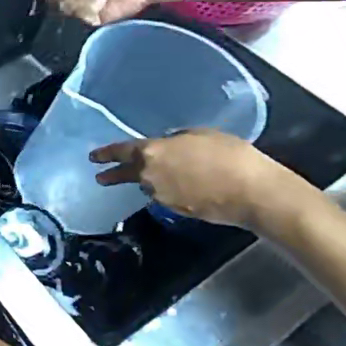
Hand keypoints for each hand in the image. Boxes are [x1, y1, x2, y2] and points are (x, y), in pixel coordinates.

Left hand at [90, 129, 303, 228]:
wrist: (252, 193)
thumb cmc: (229, 156)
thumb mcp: (201, 135)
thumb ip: (177, 140)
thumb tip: (170, 145)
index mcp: (151, 152)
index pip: (121, 151)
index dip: (106, 153)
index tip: (93, 158)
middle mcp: (149, 175)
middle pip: (126, 174)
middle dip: (112, 175)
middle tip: (100, 177)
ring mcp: (161, 195)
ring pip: (149, 186)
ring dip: (149, 182)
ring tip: (158, 179)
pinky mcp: (176, 210)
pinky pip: (167, 197)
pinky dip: (170, 192)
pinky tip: (184, 189)